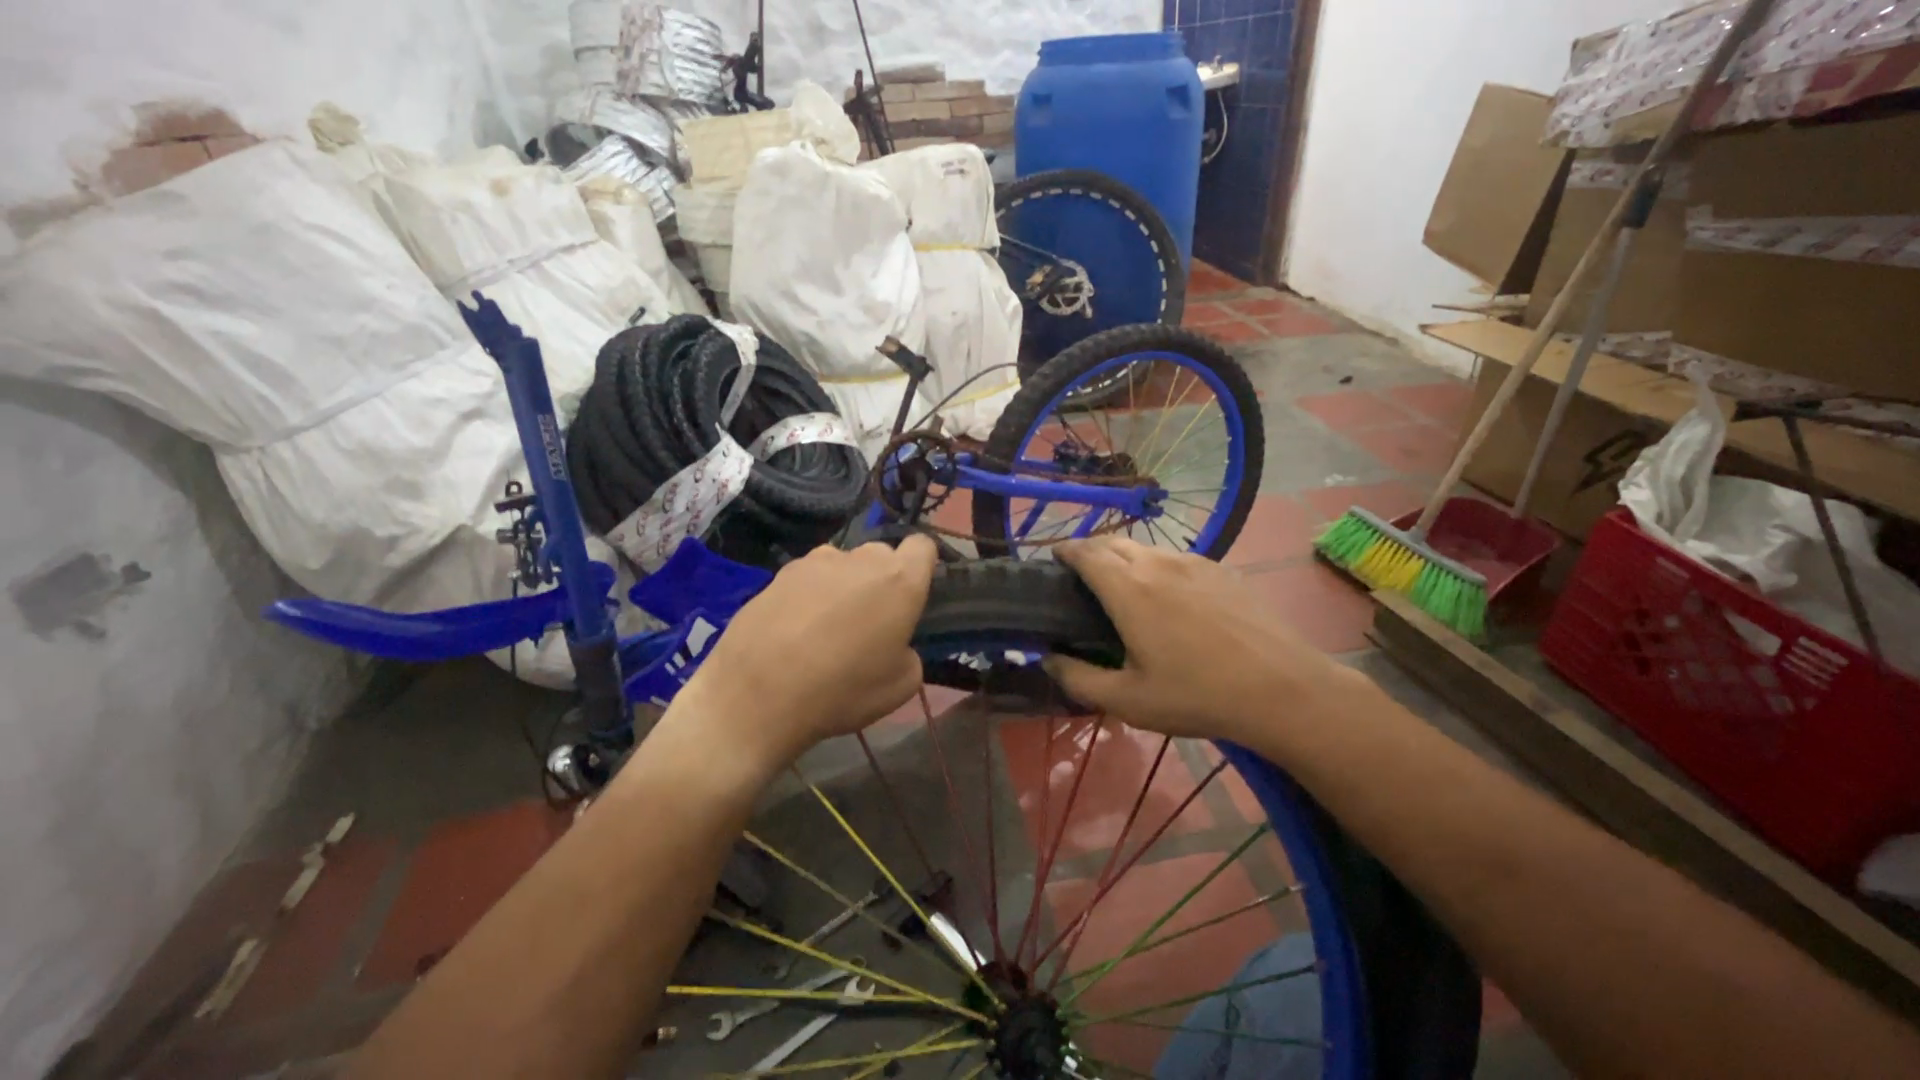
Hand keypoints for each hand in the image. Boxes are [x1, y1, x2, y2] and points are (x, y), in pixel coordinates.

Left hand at [668, 536, 938, 770]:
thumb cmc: (842, 691)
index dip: (921, 568)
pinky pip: (808, 578)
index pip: (923, 547)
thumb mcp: (900, 687)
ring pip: (842, 565)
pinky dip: (809, 597)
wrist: (757, 695)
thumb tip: (894, 645)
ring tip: (825, 629)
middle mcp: (860, 559)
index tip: (913, 598)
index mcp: (899, 580)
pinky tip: (794, 632)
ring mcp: (815, 561)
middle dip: (880, 581)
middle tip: (869, 623)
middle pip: (880, 556)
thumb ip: (909, 653)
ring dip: (843, 586)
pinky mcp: (779, 574)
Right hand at [1043, 537, 1366, 742]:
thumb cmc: (1196, 696)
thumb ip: (1079, 679)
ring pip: (1147, 548)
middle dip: (1090, 551)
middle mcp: (1159, 563)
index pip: (1085, 552)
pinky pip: (1178, 559)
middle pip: (1114, 542)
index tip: (1052, 561)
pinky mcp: (1224, 571)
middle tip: (1080, 576)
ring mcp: (1196, 563)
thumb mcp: (1128, 701)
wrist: (1281, 688)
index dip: (1064, 551)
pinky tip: (1168, 599)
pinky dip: (1158, 568)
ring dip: (1125, 558)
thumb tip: (1047, 659)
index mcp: (1129, 589)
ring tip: (1121, 587)